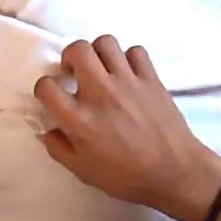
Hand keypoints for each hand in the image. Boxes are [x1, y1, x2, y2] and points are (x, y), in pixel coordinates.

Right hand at [33, 36, 220, 220]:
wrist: (176, 173)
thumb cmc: (127, 177)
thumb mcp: (83, 171)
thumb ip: (59, 148)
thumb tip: (47, 130)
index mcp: (79, 119)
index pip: (47, 86)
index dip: (44, 89)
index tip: (53, 96)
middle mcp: (100, 93)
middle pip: (77, 50)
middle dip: (69, 57)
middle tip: (74, 72)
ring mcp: (128, 82)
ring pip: (106, 42)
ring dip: (98, 52)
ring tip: (101, 68)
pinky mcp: (151, 78)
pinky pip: (135, 51)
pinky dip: (128, 58)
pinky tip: (128, 74)